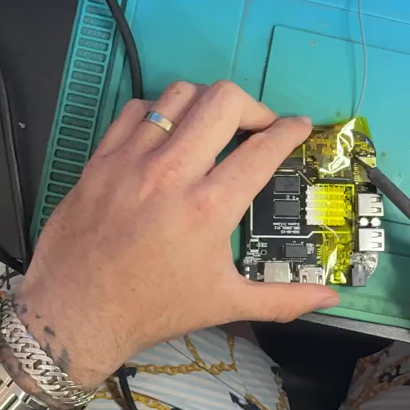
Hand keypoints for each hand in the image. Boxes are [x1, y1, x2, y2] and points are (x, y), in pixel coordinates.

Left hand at [13, 81, 338, 388]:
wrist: (75, 314)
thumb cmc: (154, 309)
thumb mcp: (225, 304)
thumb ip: (285, 299)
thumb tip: (333, 298)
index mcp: (209, 208)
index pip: (263, 149)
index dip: (291, 131)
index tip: (300, 127)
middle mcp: (172, 173)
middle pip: (223, 101)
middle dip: (253, 106)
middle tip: (258, 126)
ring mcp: (132, 161)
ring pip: (178, 95)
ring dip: (206, 103)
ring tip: (214, 125)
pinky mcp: (100, 159)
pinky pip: (136, 110)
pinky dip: (160, 112)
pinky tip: (167, 133)